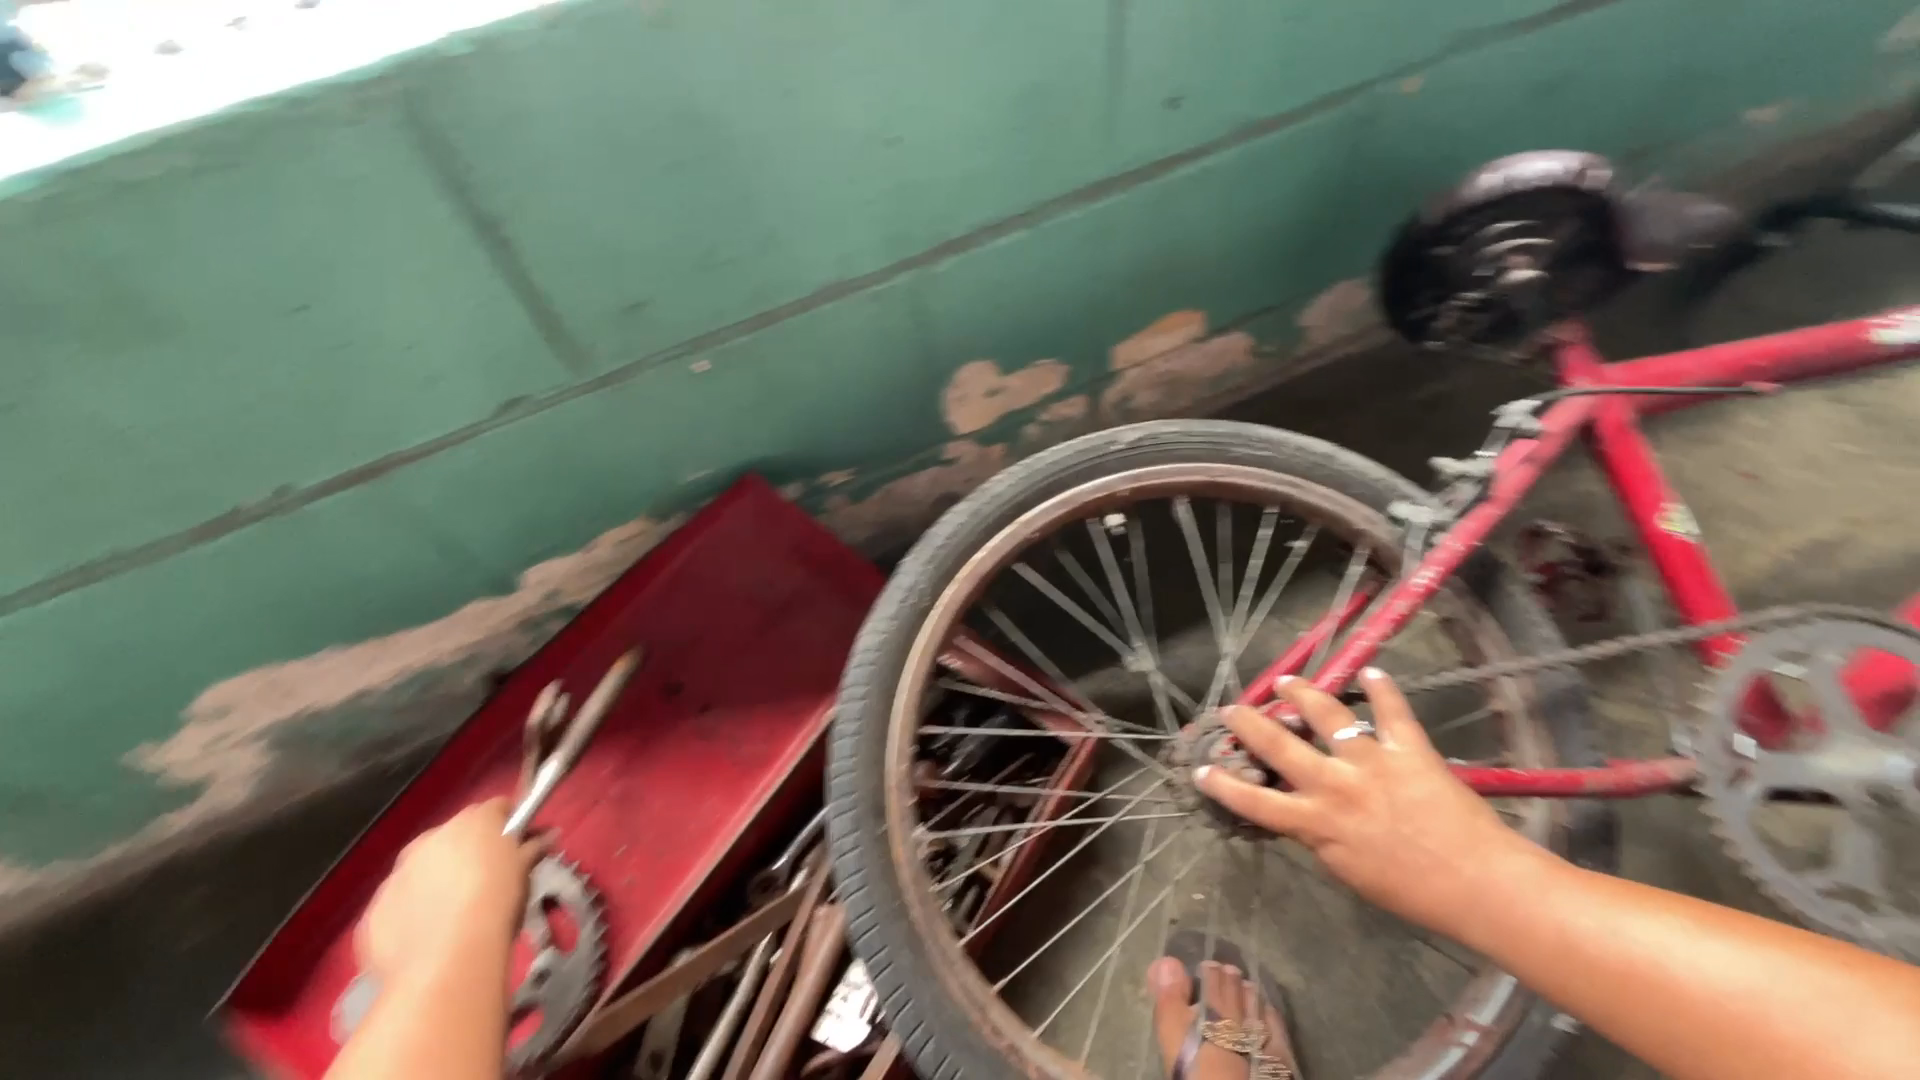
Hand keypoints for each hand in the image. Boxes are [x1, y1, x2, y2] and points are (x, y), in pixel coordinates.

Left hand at [355, 798, 540, 981]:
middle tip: (489, 881)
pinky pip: (400, 904)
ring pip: (422, 870)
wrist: (446, 960)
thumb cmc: (497, 905)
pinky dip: (413, 913)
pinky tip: (431, 937)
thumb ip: (532, 848)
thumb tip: (545, 837)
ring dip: (438, 882)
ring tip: (457, 914)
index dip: (511, 824)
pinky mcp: (373, 911)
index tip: (520, 843)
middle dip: (470, 852)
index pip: (497, 808)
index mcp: (472, 822)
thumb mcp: (526, 873)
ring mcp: (396, 875)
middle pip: (455, 836)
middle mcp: (429, 839)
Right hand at [1194, 669, 1554, 940]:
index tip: (1200, 769)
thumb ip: (1318, 837)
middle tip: (1233, 709)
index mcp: (1316, 823)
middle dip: (1249, 723)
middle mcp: (1335, 785)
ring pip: (1327, 715)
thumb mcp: (1346, 871)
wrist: (1480, 885)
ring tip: (1285, 680)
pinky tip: (1371, 670)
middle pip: (1278, 746)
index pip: (1254, 802)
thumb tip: (1300, 813)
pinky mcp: (1410, 749)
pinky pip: (1393, 711)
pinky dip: (1383, 688)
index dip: (1221, 784)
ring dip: (1301, 692)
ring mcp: (1372, 761)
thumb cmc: (1412, 892)